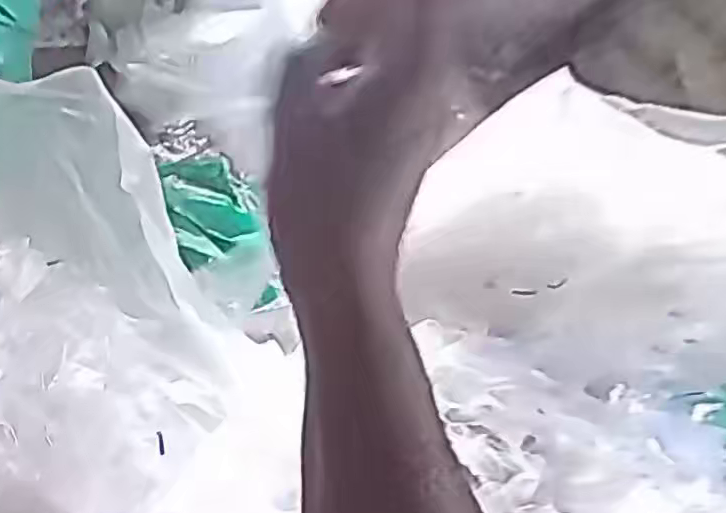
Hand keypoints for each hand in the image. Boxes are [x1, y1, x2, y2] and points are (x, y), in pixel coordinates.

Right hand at [267, 0, 461, 274]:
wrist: (342, 272)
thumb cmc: (317, 210)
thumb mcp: (292, 134)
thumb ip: (298, 76)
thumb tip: (305, 53)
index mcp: (411, 70)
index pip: (401, 5)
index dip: (356, 7)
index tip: (322, 19)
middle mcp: (432, 85)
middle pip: (414, 24)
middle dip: (366, 22)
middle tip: (323, 33)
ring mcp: (426, 117)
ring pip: (406, 56)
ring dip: (366, 52)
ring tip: (323, 68)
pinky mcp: (411, 145)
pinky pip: (398, 89)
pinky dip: (368, 83)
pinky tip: (332, 106)